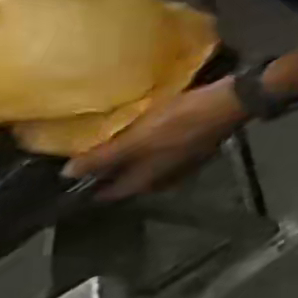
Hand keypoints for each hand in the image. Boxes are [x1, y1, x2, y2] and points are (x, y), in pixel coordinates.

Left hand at [62, 79, 247, 199]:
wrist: (229, 103)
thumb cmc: (181, 120)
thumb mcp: (138, 137)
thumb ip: (104, 157)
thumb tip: (68, 174)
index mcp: (148, 179)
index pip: (111, 193)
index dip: (89, 188)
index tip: (69, 179)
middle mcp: (165, 176)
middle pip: (132, 181)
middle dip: (113, 173)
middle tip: (92, 156)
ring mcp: (184, 161)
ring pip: (150, 167)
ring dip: (134, 160)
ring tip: (119, 142)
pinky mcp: (197, 145)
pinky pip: (165, 153)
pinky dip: (153, 149)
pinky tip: (150, 134)